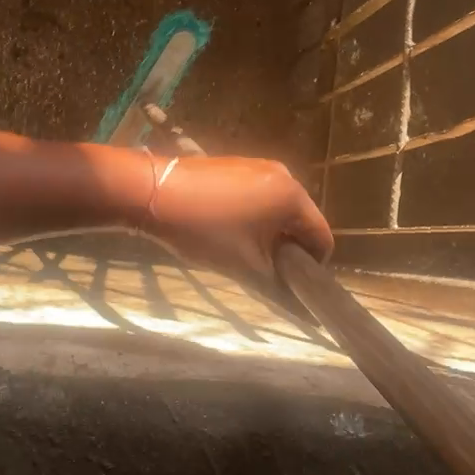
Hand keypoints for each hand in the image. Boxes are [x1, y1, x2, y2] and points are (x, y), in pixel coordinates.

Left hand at [142, 155, 332, 321]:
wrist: (152, 192)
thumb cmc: (204, 230)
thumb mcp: (246, 266)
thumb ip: (280, 288)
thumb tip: (303, 310)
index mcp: (294, 196)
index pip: (322, 238)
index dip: (311, 268)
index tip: (287, 284)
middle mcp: (284, 174)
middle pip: (301, 222)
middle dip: (287, 249)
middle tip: (261, 270)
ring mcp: (259, 165)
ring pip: (278, 210)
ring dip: (268, 234)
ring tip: (240, 251)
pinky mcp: (237, 164)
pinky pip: (260, 196)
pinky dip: (253, 217)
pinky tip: (225, 230)